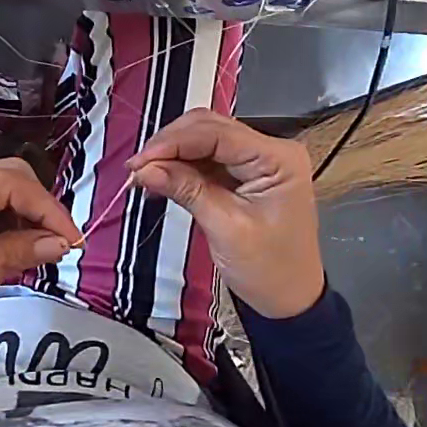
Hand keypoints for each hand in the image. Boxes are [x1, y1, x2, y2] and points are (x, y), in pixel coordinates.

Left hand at [0, 158, 81, 396]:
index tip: (74, 243)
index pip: (7, 181)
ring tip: (32, 264)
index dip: (47, 209)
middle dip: (34, 215)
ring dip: (16, 228)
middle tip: (58, 255)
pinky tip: (7, 262)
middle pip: (1, 182)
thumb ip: (10, 253)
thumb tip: (59, 241)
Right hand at [126, 109, 325, 318]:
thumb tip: (144, 169)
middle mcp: (268, 149)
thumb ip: (186, 190)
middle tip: (137, 169)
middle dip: (168, 144)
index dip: (172, 142)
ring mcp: (254, 159)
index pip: (216, 134)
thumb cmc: (268, 268)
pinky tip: (157, 178)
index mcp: (277, 158)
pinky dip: (177, 164)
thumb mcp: (225, 228)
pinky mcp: (240, 171)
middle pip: (207, 128)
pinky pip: (202, 156)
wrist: (289, 299)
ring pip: (200, 138)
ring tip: (143, 174)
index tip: (139, 162)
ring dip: (169, 153)